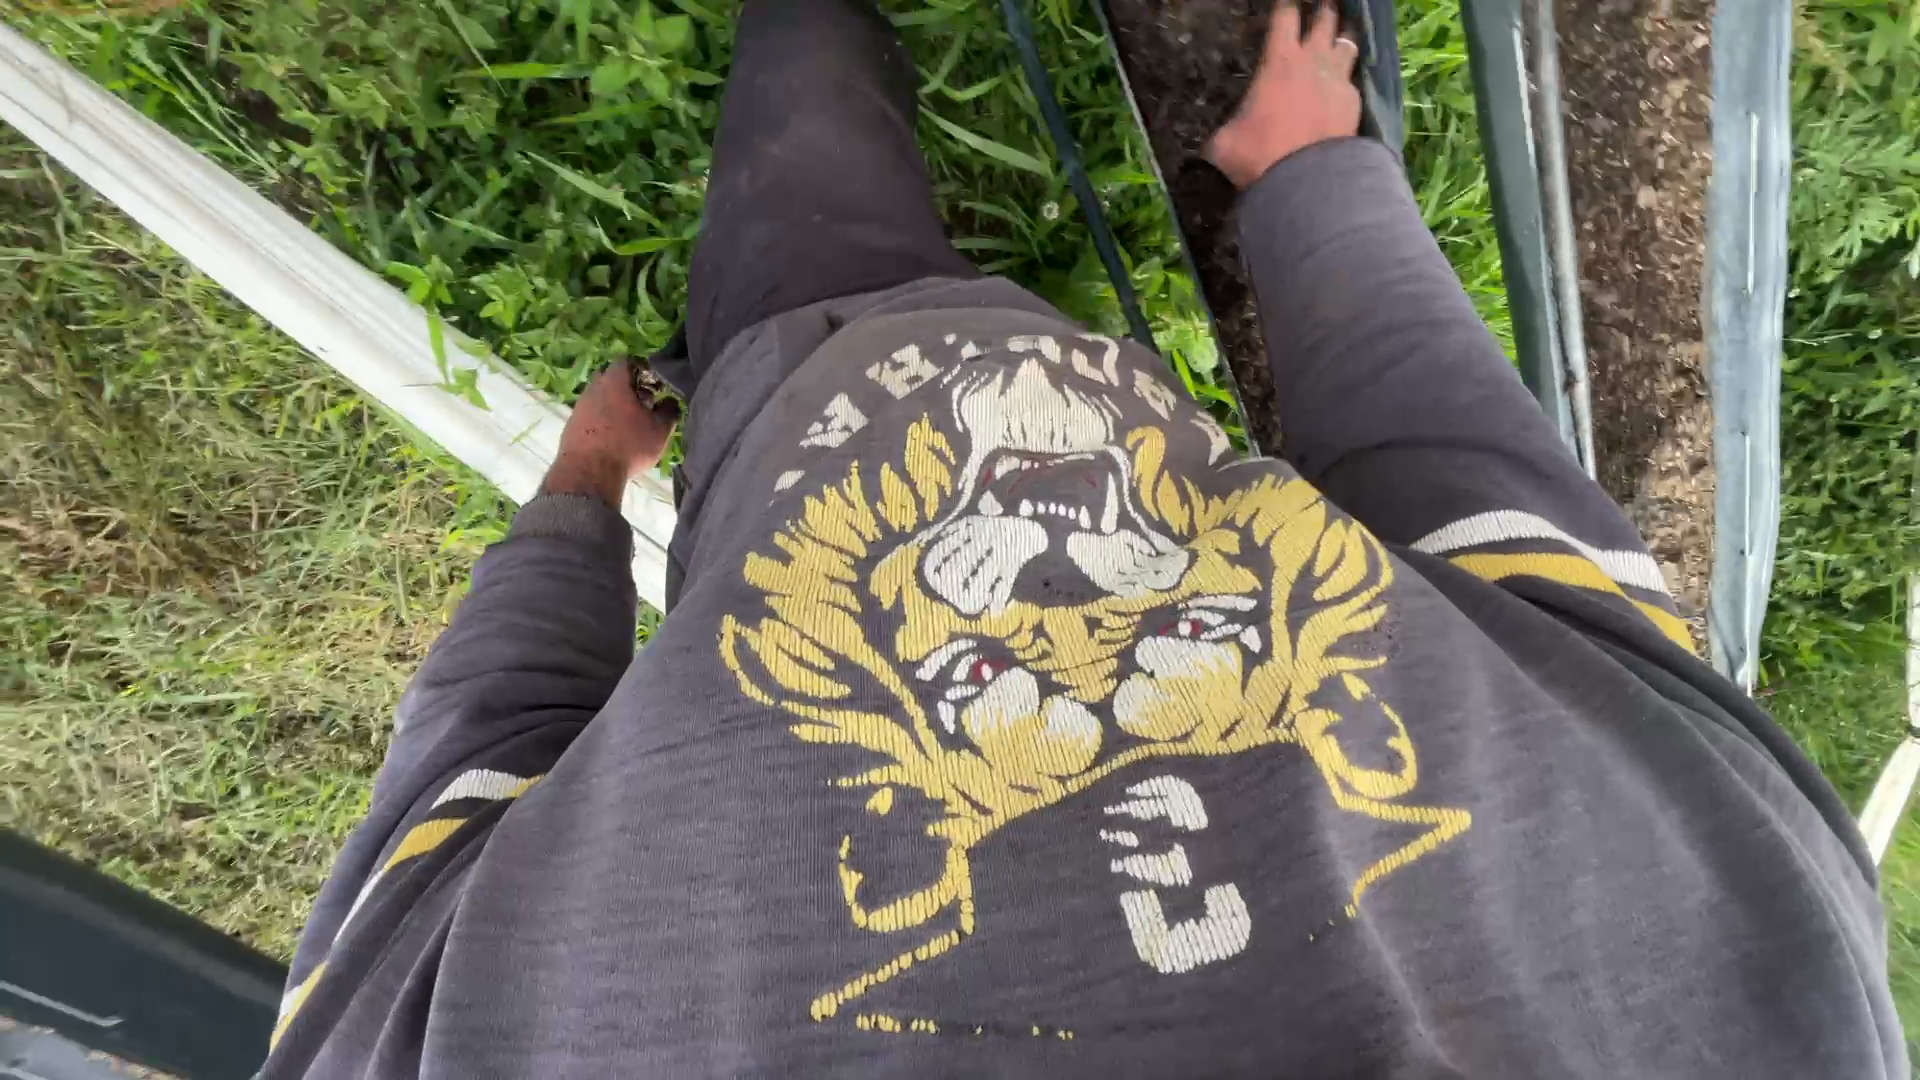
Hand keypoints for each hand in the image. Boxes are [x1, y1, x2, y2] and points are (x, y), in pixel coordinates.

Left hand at [539, 361, 679, 507]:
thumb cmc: (629, 444)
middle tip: (644, 402)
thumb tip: (670, 401)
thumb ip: (669, 411)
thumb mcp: (659, 430)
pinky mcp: (573, 424)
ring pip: (601, 396)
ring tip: (631, 422)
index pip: (627, 361)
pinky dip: (604, 418)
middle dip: (629, 386)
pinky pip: (592, 413)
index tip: (655, 383)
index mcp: (615, 382)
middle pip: (612, 378)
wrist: (589, 471)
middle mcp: (594, 388)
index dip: (643, 368)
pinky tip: (615, 435)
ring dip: (616, 404)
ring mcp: (580, 406)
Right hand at [1205, 0, 1360, 189]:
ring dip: (1340, 39)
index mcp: (1279, 62)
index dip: (1284, 8)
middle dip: (1321, 11)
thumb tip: (1212, 138)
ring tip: (1336, 40)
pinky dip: (1346, 81)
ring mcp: (1338, 80)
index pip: (1284, 17)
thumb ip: (1223, 130)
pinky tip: (1341, 88)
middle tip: (1319, 8)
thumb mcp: (1223, 145)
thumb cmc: (1258, 156)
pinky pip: (1352, 81)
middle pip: (1325, 19)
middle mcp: (1313, 61)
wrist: (1303, 181)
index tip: (1283, 4)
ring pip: (1347, 43)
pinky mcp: (1353, 103)